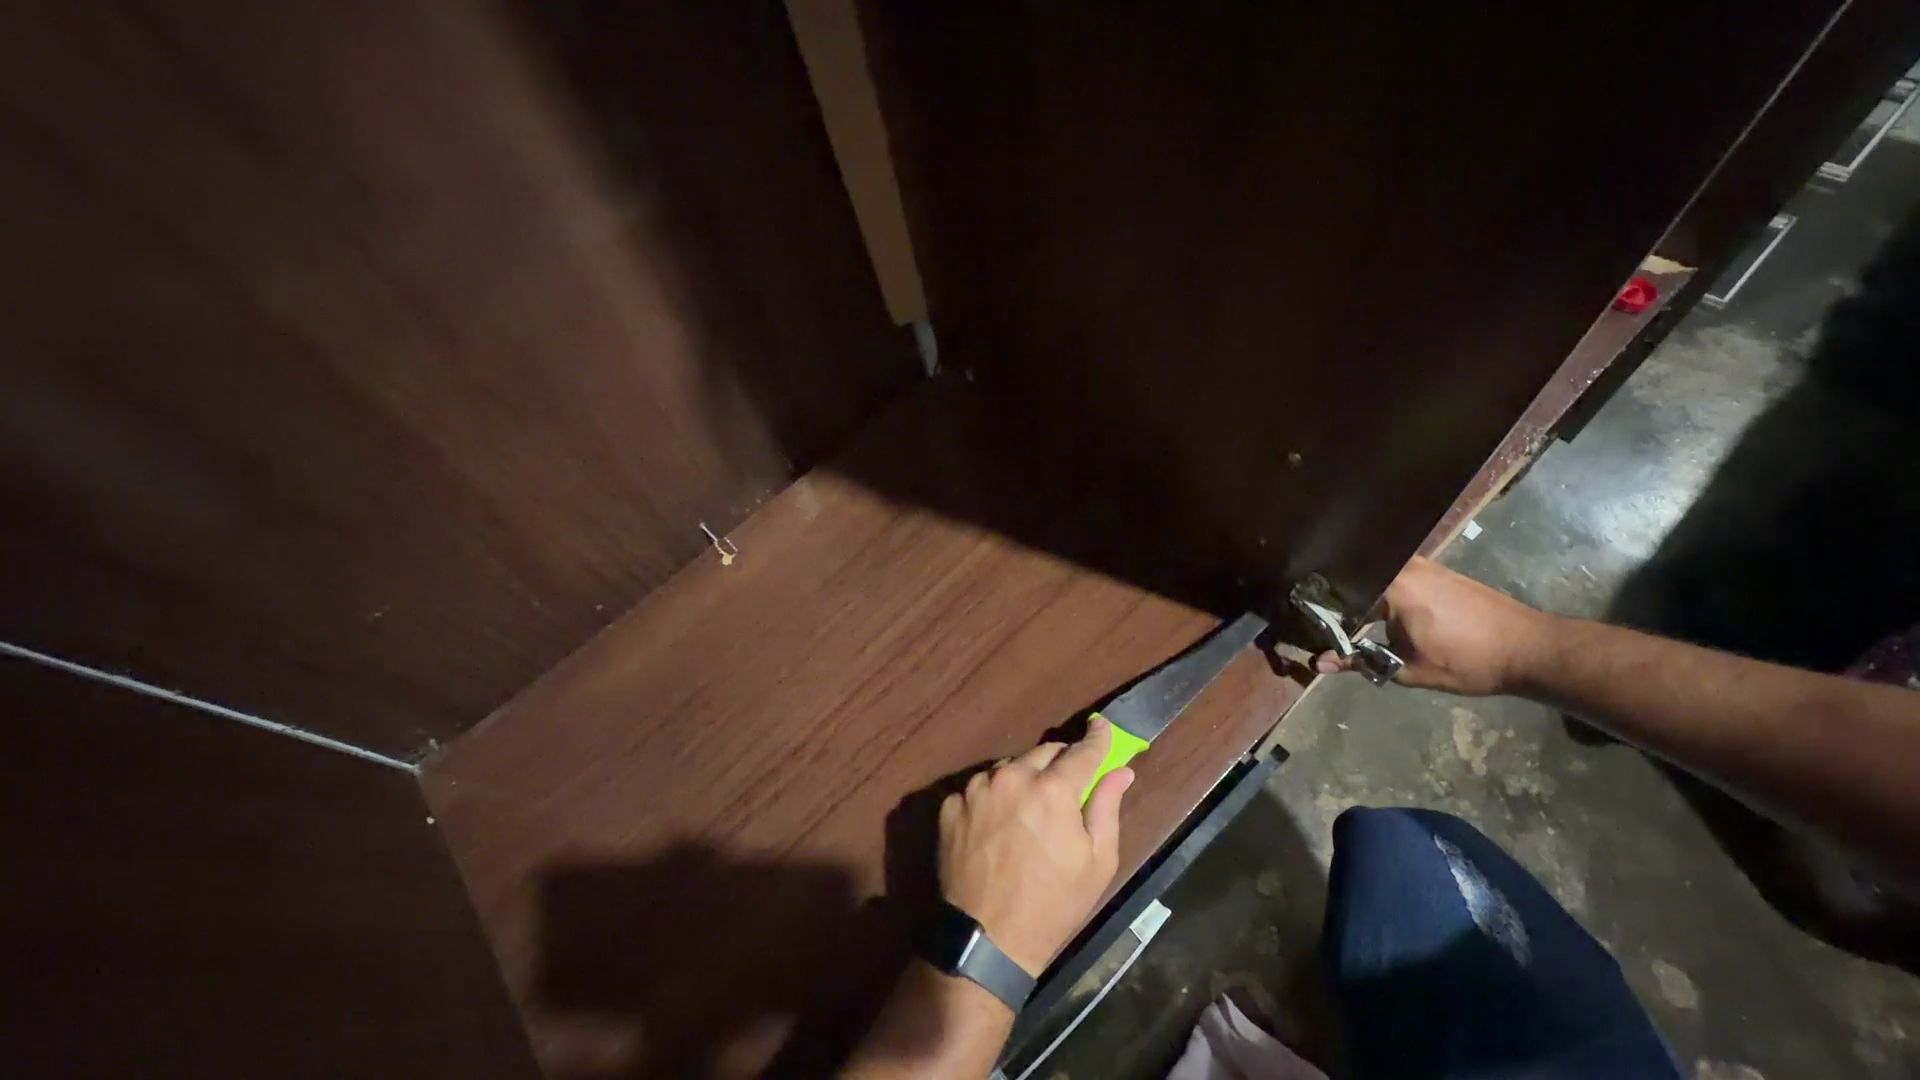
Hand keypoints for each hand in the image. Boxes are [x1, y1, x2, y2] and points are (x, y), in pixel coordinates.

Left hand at [938, 718, 1134, 974]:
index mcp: (1052, 789)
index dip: (1098, 738)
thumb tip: (1121, 772)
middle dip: (1059, 765)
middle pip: (1043, 753)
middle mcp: (1011, 777)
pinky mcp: (950, 806)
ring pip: (1009, 768)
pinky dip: (994, 799)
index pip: (1082, 750)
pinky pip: (980, 789)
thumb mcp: (1096, 862)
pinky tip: (998, 828)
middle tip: (1067, 789)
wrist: (987, 940)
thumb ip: (1107, 808)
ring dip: (1023, 780)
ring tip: (1029, 815)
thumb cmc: (1052, 905)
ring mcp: (976, 790)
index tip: (1103, 727)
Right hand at [1314, 556, 1551, 695]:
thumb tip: (1318, 663)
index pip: (1339, 592)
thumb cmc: (1468, 661)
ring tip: (1343, 619)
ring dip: (1359, 596)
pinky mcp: (1437, 570)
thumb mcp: (1407, 669)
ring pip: (1374, 576)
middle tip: (1318, 623)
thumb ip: (1358, 662)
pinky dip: (1381, 592)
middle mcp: (1404, 566)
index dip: (1318, 611)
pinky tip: (1377, 613)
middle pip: (1355, 578)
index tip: (1303, 625)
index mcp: (1391, 585)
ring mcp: (1423, 565)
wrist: (1530, 649)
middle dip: (1336, 600)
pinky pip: (1395, 576)